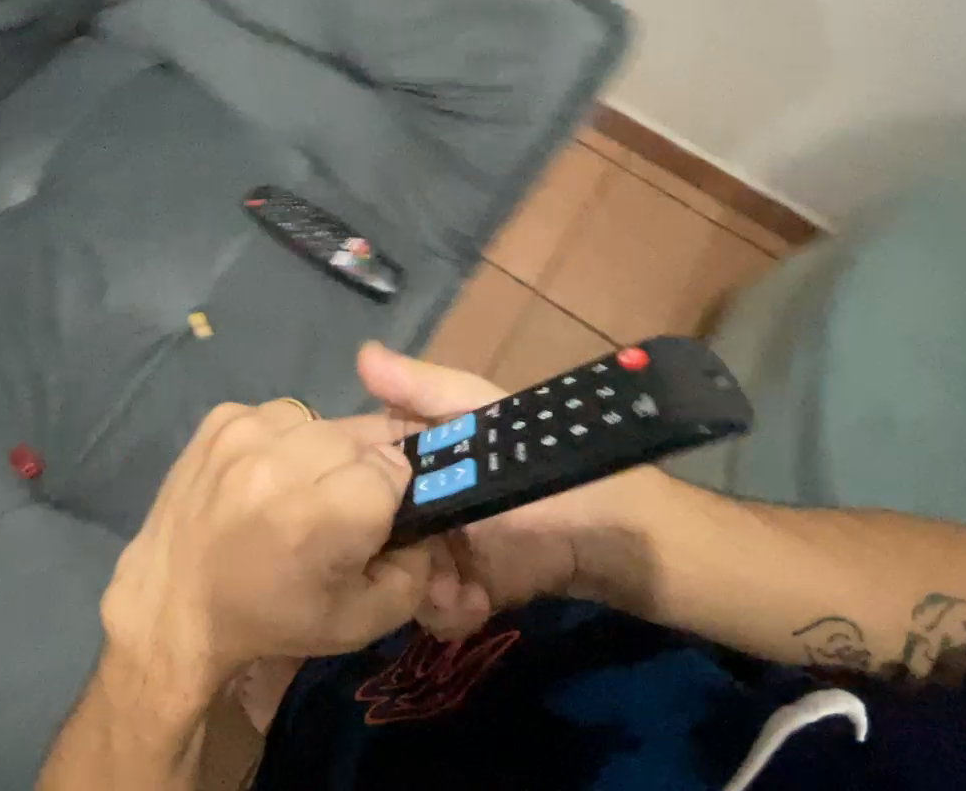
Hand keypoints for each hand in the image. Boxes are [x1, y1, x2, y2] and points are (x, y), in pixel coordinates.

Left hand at [101, 398, 432, 697]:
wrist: (175, 600)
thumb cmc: (272, 617)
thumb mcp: (363, 620)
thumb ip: (417, 569)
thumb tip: (426, 514)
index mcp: (319, 515)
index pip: (393, 469)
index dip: (390, 496)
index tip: (369, 521)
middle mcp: (280, 461)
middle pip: (360, 438)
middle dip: (361, 469)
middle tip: (336, 504)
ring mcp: (244, 431)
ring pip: (323, 421)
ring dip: (324, 451)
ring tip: (299, 488)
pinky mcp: (220, 417)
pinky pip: (282, 413)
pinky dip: (286, 440)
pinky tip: (265, 475)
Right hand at [357, 343, 664, 640]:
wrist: (623, 538)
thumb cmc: (548, 464)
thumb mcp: (484, 414)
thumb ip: (425, 389)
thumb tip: (362, 353)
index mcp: (423, 454)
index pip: (362, 467)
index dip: (349, 483)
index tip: (342, 499)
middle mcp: (425, 501)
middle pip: (375, 530)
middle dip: (387, 553)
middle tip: (411, 560)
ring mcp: (446, 549)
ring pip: (399, 576)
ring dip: (420, 588)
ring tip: (452, 591)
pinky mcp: (470, 592)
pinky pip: (436, 610)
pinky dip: (449, 613)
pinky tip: (474, 603)